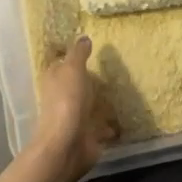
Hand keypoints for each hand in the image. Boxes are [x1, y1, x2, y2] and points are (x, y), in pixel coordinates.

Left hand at [25, 36, 118, 181]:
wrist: (68, 144)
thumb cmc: (67, 101)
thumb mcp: (72, 69)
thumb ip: (78, 54)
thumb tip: (83, 37)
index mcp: (54, 79)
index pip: (61, 63)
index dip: (71, 57)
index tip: (90, 50)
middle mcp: (62, 97)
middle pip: (76, 84)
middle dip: (90, 80)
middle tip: (113, 69)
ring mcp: (74, 118)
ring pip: (89, 105)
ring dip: (101, 102)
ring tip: (123, 92)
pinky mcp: (87, 135)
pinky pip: (102, 127)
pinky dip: (111, 124)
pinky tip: (126, 117)